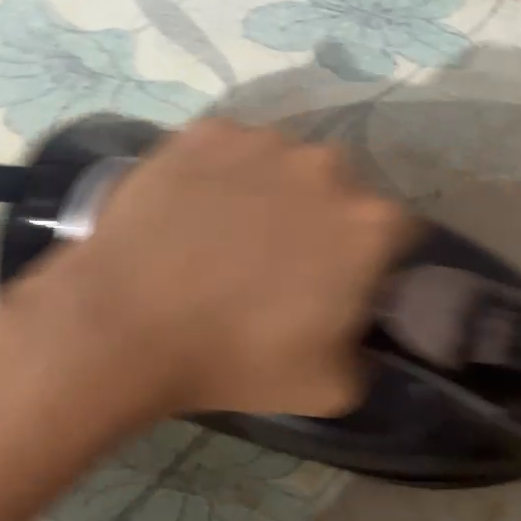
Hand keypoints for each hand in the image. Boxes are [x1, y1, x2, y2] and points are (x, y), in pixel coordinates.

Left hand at [23, 118, 413, 420]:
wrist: (121, 327)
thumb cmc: (236, 359)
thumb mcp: (330, 387)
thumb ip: (367, 355)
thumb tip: (360, 332)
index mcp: (371, 225)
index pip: (400, 234)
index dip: (377, 260)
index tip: (348, 283)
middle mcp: (330, 168)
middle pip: (345, 193)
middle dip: (327, 221)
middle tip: (286, 261)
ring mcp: (265, 142)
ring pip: (288, 166)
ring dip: (277, 192)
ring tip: (233, 235)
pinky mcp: (207, 132)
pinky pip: (232, 151)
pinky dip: (224, 174)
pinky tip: (196, 212)